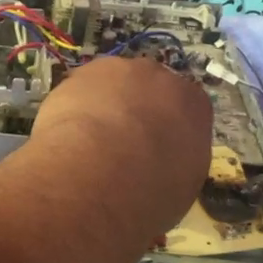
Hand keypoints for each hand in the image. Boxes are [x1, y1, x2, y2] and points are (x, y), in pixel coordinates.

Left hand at [32, 56, 212, 225]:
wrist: (101, 173)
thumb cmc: (151, 192)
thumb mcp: (179, 189)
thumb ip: (174, 165)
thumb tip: (159, 170)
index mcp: (195, 107)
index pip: (186, 109)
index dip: (167, 129)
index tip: (155, 150)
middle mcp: (163, 79)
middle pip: (150, 90)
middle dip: (137, 112)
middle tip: (119, 146)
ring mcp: (123, 70)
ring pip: (114, 85)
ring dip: (104, 106)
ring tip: (88, 142)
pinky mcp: (84, 72)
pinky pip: (83, 88)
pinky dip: (76, 107)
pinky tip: (67, 134)